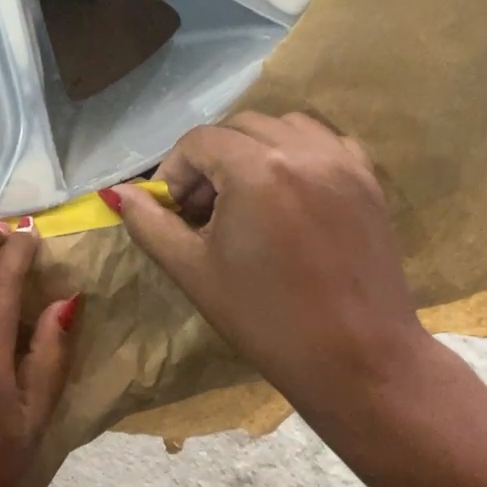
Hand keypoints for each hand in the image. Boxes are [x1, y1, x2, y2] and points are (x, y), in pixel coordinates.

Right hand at [107, 112, 426, 407]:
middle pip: (238, 128)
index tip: (172, 213)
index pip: (199, 142)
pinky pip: (325, 142)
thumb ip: (150, 223)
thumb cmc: (265, 318)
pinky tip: (287, 193)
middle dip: (211, 159)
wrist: (358, 360)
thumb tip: (117, 193)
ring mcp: (343, 163)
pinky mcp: (369, 182)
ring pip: (283, 126)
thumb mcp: (192, 270)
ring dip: (253, 149)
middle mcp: (303, 151)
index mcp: (257, 170)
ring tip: (245, 197)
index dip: (174, 173)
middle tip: (203, 210)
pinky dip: (298, 153)